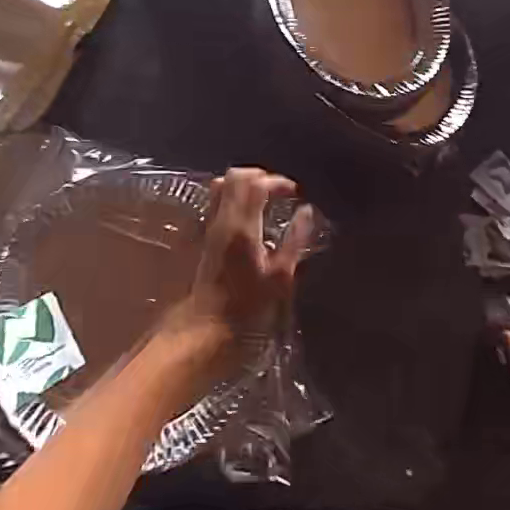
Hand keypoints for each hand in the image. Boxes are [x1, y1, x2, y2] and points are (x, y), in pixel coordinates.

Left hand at [166, 168, 313, 347]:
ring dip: (245, 186)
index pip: (255, 184)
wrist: (204, 333)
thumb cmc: (246, 309)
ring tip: (266, 201)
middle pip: (234, 177)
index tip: (295, 193)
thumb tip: (306, 212)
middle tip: (281, 192)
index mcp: (242, 228)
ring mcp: (209, 229)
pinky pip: (217, 203)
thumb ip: (295, 240)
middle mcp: (221, 222)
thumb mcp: (280, 278)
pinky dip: (234, 199)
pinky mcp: (204, 239)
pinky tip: (251, 219)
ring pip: (221, 187)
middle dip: (260, 176)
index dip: (278, 181)